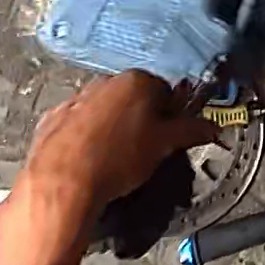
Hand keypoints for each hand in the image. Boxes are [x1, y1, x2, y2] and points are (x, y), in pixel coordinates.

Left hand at [7, 72, 216, 260]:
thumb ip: (191, 131)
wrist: (61, 184)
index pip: (165, 90)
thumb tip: (212, 127)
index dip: (171, 114)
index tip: (170, 135)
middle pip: (134, 97)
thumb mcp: (165, 146)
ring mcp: (75, 99)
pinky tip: (91, 160)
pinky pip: (78, 123)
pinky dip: (87, 136)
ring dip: (114, 126)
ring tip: (117, 158)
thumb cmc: (120, 158)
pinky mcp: (51, 119)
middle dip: (142, 118)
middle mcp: (105, 82)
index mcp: (136, 81)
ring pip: (105, 109)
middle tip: (147, 148)